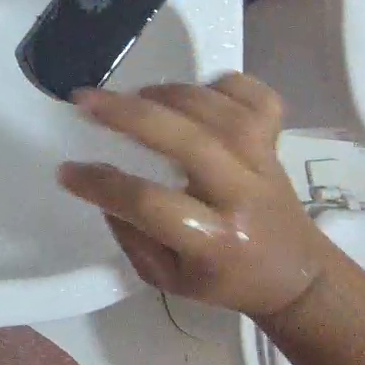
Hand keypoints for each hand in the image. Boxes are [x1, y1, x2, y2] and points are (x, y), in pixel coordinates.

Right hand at [58, 73, 333, 319]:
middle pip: (188, 142)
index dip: (100, 184)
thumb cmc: (224, 279)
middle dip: (130, 115)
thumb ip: (131, 236)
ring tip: (130, 95)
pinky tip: (191, 92)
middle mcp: (242, 196)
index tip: (65, 171)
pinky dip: (222, 85)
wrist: (299, 275)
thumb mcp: (166, 278)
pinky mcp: (276, 142)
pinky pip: (255, 97)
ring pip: (218, 112)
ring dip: (166, 94)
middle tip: (85, 101)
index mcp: (216, 242)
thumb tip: (105, 187)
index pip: (150, 204)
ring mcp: (264, 163)